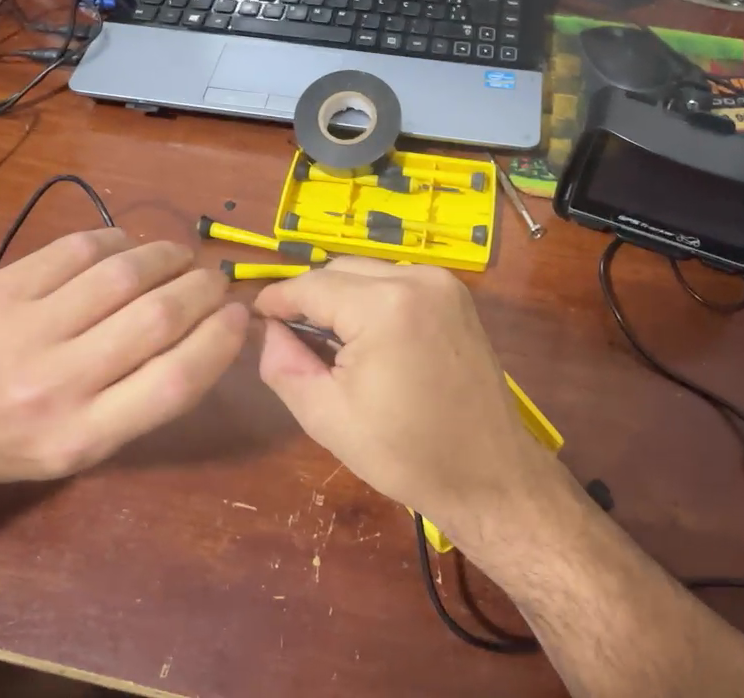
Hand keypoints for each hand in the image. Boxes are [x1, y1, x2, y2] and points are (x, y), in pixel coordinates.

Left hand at [0, 229, 247, 488]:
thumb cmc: (15, 442)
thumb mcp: (85, 448)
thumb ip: (147, 397)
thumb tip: (214, 328)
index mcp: (82, 437)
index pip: (176, 380)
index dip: (221, 339)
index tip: (239, 315)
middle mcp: (54, 387)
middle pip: (157, 318)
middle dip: (202, 288)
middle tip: (214, 279)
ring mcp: (21, 332)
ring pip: (122, 275)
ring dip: (167, 257)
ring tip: (180, 258)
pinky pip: (77, 248)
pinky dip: (117, 241)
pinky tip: (127, 248)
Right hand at [254, 259, 559, 541]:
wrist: (489, 473)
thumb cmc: (407, 453)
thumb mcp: (328, 416)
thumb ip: (285, 365)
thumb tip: (266, 329)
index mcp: (385, 305)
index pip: (311, 285)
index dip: (276, 300)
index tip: (254, 319)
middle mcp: (417, 278)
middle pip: (340, 270)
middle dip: (310, 298)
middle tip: (290, 339)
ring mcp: (443, 283)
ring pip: (368, 271)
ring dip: (342, 296)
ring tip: (328, 343)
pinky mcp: (457, 295)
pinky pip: (397, 280)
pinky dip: (373, 298)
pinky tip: (367, 338)